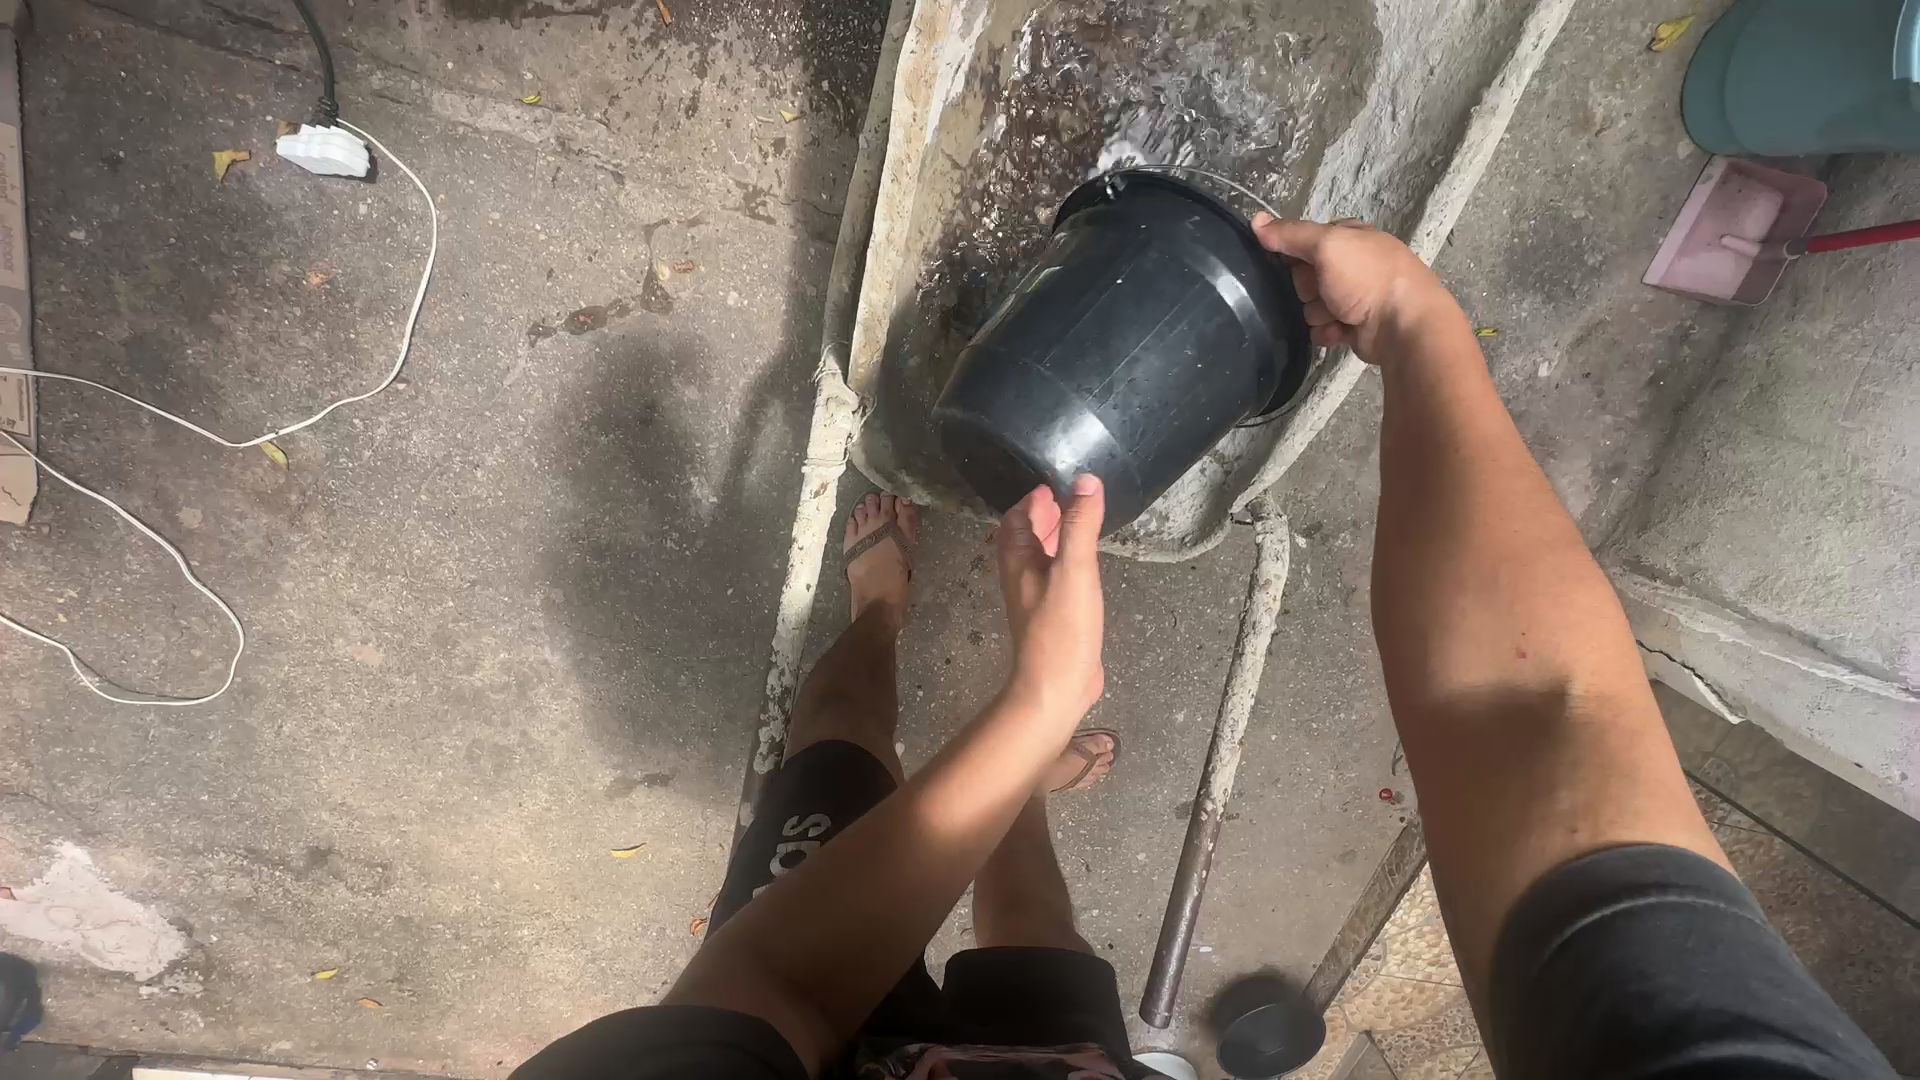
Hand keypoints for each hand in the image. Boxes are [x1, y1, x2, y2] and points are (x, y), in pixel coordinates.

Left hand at [994, 474, 1105, 724]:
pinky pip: (1053, 576)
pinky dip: (1064, 560)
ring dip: (1053, 536)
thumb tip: (1085, 480)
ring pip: (1038, 557)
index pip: (1016, 519)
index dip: (1033, 500)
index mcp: (1017, 560)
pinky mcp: (1051, 615)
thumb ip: (1079, 524)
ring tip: (1077, 523)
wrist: (1055, 686)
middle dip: (1042, 515)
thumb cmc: (1061, 627)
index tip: (1054, 484)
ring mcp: (1034, 597)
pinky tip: (1084, 565)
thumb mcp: (1075, 569)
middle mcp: (1020, 575)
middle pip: (1024, 536)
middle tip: (1067, 499)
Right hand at [1251, 213, 1462, 364]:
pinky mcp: (1352, 325)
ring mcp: (1353, 296)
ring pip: (1310, 307)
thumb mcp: (1327, 246)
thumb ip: (1291, 234)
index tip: (1289, 264)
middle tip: (1320, 291)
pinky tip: (1340, 331)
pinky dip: (1327, 332)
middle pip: (1303, 278)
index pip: (1304, 242)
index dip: (1292, 254)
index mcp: (1349, 238)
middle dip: (1305, 289)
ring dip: (1317, 314)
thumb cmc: (1366, 278)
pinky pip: (1321, 329)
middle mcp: (1351, 265)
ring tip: (1336, 315)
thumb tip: (1255, 220)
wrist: (1401, 325)